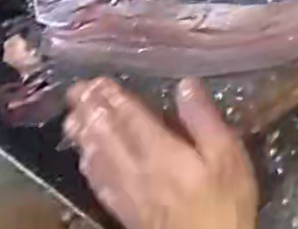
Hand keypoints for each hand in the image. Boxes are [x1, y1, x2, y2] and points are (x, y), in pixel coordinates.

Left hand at [63, 77, 258, 228]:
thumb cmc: (224, 203)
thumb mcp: (226, 154)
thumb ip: (203, 118)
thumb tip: (184, 84)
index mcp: (162, 154)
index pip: (132, 120)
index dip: (113, 100)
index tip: (96, 81)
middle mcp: (138, 173)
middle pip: (109, 139)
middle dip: (92, 113)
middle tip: (75, 92)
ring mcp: (130, 198)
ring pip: (100, 162)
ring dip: (85, 138)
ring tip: (71, 119)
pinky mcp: (128, 217)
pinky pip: (102, 187)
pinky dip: (90, 169)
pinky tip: (85, 162)